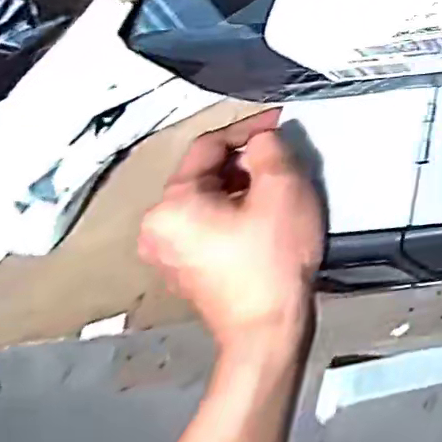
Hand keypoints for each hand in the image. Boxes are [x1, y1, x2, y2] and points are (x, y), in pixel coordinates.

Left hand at [138, 110, 323, 352]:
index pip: (207, 145)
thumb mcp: (282, 187)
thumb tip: (260, 139)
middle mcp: (156, 227)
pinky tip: (266, 213)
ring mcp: (166, 252)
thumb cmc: (273, 252)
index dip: (247, 127)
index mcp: (171, 205)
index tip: (281, 120)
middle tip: (285, 155)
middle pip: (205, 172)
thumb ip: (269, 148)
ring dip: (243, 182)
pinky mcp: (185, 268)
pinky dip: (236, 206)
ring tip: (280, 182)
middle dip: (246, 158)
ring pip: (208, 197)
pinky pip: (208, 220)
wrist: (267, 322)